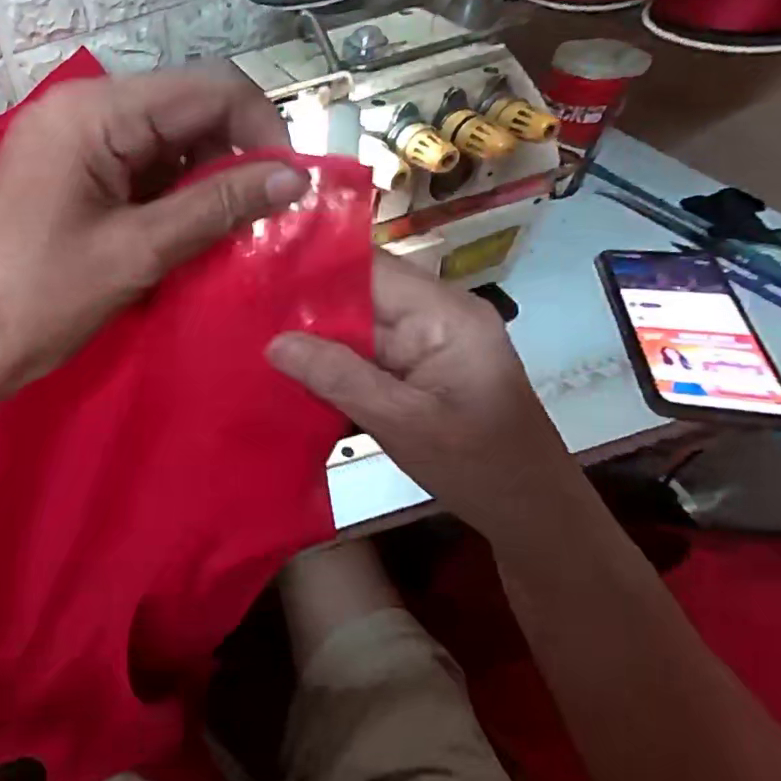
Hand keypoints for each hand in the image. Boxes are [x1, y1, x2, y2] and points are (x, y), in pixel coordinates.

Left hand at [0, 71, 306, 410]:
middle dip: (234, 156)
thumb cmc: (42, 298)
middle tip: (262, 215)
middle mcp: (83, 108)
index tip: (292, 185)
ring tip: (223, 231)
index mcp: (94, 111)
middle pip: (189, 108)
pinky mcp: (71, 171)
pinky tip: (184, 232)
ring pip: (169, 140)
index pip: (208, 88)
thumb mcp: (139, 251)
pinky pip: (141, 166)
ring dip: (206, 180)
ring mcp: (73, 139)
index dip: (261, 129)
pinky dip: (174, 194)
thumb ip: (219, 205)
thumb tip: (296, 177)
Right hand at [267, 254, 578, 537]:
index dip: (315, 270)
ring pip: (363, 324)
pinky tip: (298, 371)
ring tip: (259, 339)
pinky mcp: (423, 366)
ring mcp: (431, 340)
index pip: (371, 268)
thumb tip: (274, 342)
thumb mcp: (403, 423)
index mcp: (445, 313)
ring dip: (320, 337)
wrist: (532, 512)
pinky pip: (373, 351)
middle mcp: (439, 313)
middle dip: (309, 307)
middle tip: (248, 315)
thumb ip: (339, 378)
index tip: (259, 279)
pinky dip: (339, 362)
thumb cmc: (478, 467)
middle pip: (363, 293)